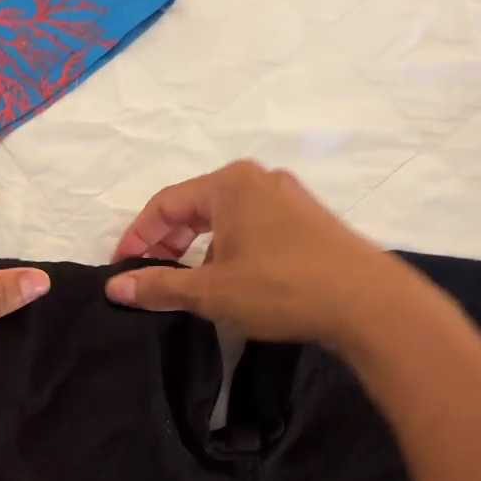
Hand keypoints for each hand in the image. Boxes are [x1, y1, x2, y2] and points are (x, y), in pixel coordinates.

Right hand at [106, 161, 447, 351]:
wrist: (364, 300)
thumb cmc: (279, 287)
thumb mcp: (209, 291)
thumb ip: (159, 287)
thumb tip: (116, 287)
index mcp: (229, 184)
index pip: (165, 204)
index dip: (137, 237)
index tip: (121, 269)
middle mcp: (258, 180)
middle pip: (194, 206)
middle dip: (166, 242)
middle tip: (151, 277)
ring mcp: (288, 198)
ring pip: (224, 219)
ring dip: (197, 250)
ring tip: (188, 286)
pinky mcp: (307, 221)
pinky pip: (251, 228)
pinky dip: (227, 250)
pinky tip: (230, 282)